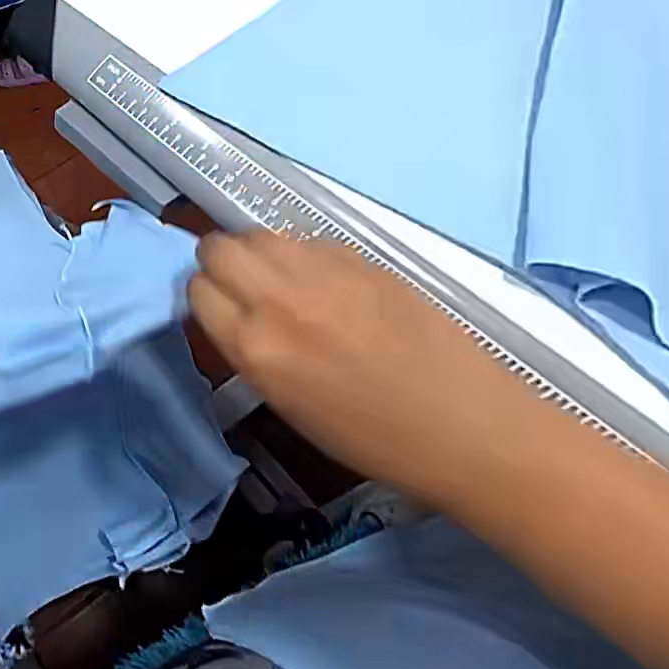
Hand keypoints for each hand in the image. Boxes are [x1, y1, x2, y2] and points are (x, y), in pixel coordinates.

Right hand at [187, 231, 562, 504]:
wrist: (472, 428)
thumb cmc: (370, 434)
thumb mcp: (282, 399)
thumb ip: (244, 346)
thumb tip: (226, 310)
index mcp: (254, 346)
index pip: (197, 289)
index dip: (207, 298)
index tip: (223, 308)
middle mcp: (278, 299)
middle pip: (217, 247)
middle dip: (220, 262)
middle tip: (244, 285)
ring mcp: (320, 271)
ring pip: (256, 235)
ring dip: (257, 253)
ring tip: (282, 280)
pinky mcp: (359, 257)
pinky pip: (303, 240)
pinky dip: (300, 256)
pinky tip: (326, 283)